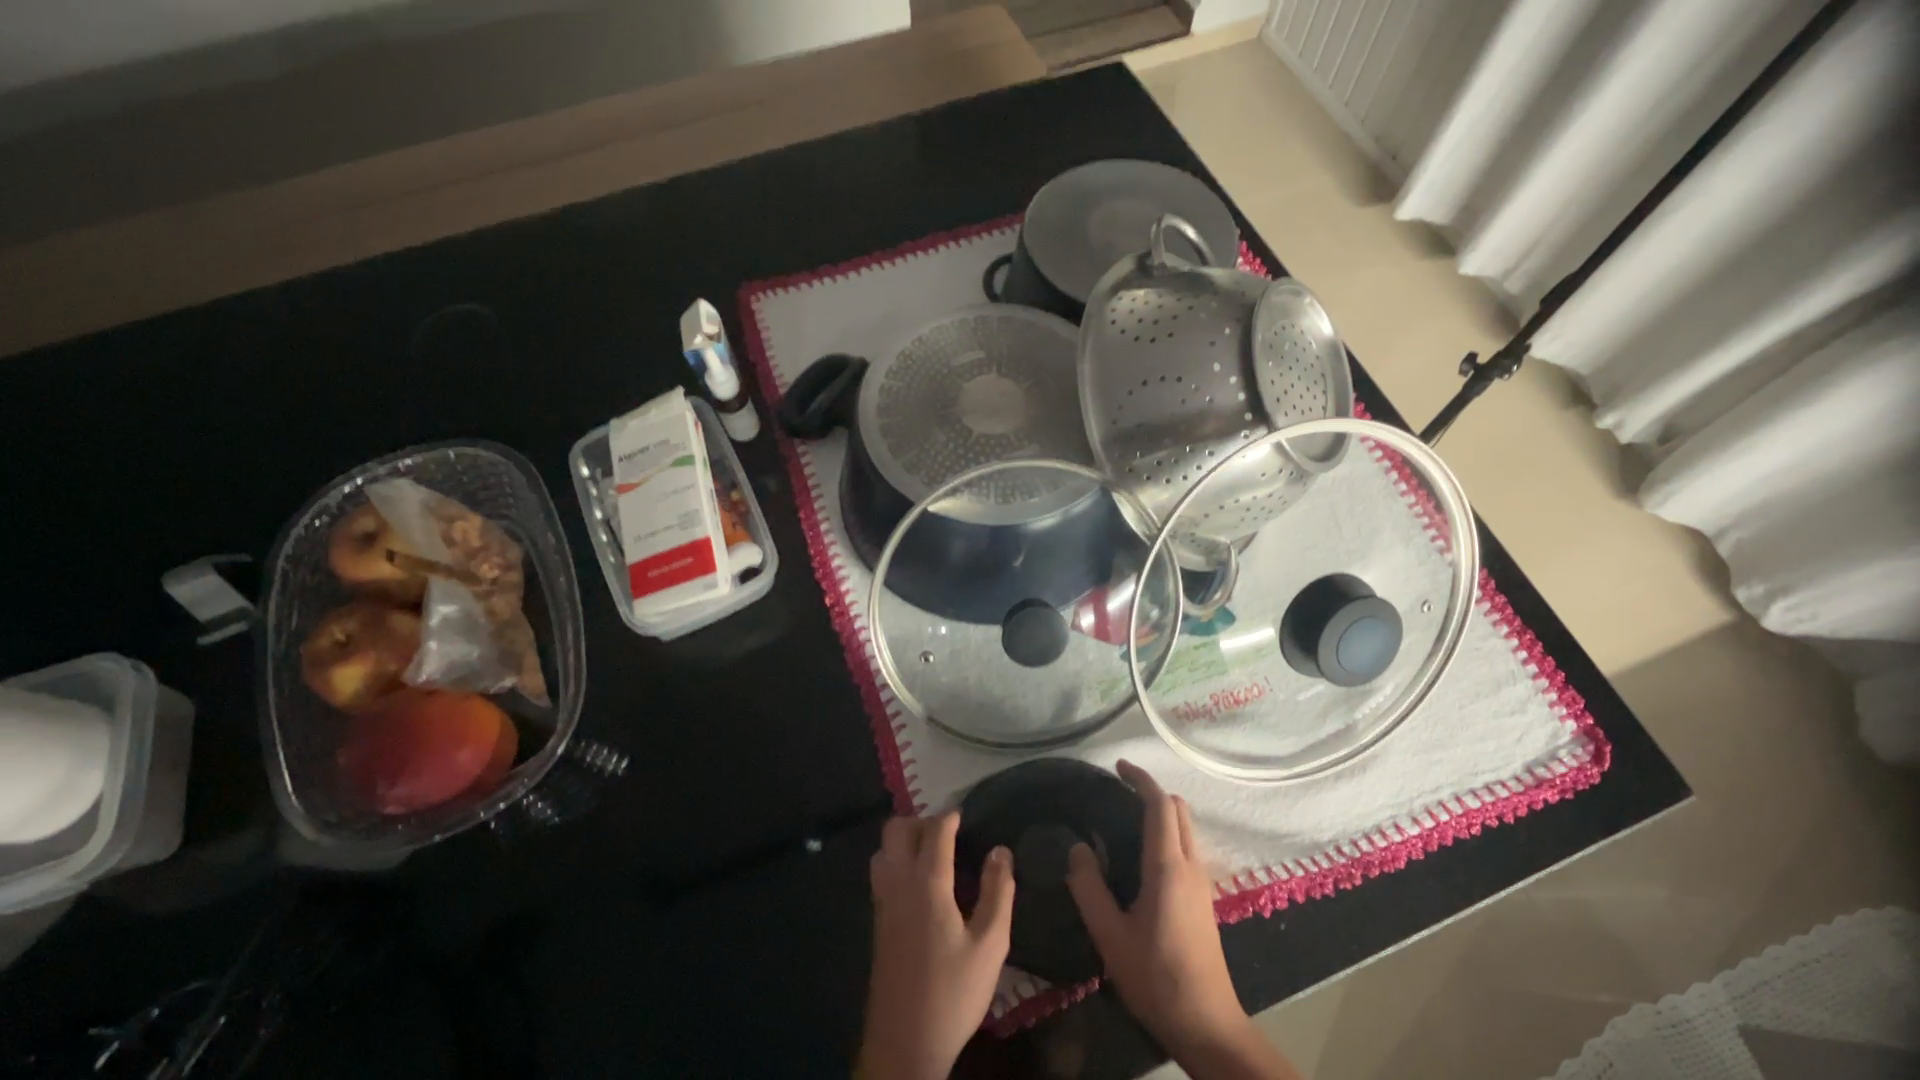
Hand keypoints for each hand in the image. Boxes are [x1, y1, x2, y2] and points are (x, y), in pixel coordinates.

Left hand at [859, 813, 1013, 1079]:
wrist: (905, 1040)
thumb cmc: (954, 992)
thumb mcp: (991, 944)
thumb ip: (999, 892)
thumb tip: (1000, 850)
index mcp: (926, 884)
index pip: (935, 831)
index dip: (952, 817)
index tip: (970, 816)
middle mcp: (898, 884)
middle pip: (897, 829)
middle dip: (922, 821)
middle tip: (951, 834)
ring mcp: (882, 903)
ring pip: (883, 849)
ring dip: (905, 840)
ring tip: (936, 855)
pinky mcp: (878, 922)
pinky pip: (882, 872)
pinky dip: (897, 860)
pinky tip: (923, 884)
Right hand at [1067, 761, 1297, 1079]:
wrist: (1205, 1021)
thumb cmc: (1155, 976)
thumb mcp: (1110, 935)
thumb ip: (1089, 888)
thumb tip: (1077, 848)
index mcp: (1168, 868)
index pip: (1160, 806)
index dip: (1140, 780)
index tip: (1118, 766)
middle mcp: (1191, 867)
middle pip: (1179, 811)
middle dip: (1151, 792)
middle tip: (1118, 791)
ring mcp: (1202, 884)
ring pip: (1186, 830)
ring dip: (1161, 813)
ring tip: (1124, 820)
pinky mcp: (1203, 900)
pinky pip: (1186, 849)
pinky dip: (1166, 835)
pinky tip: (1140, 858)